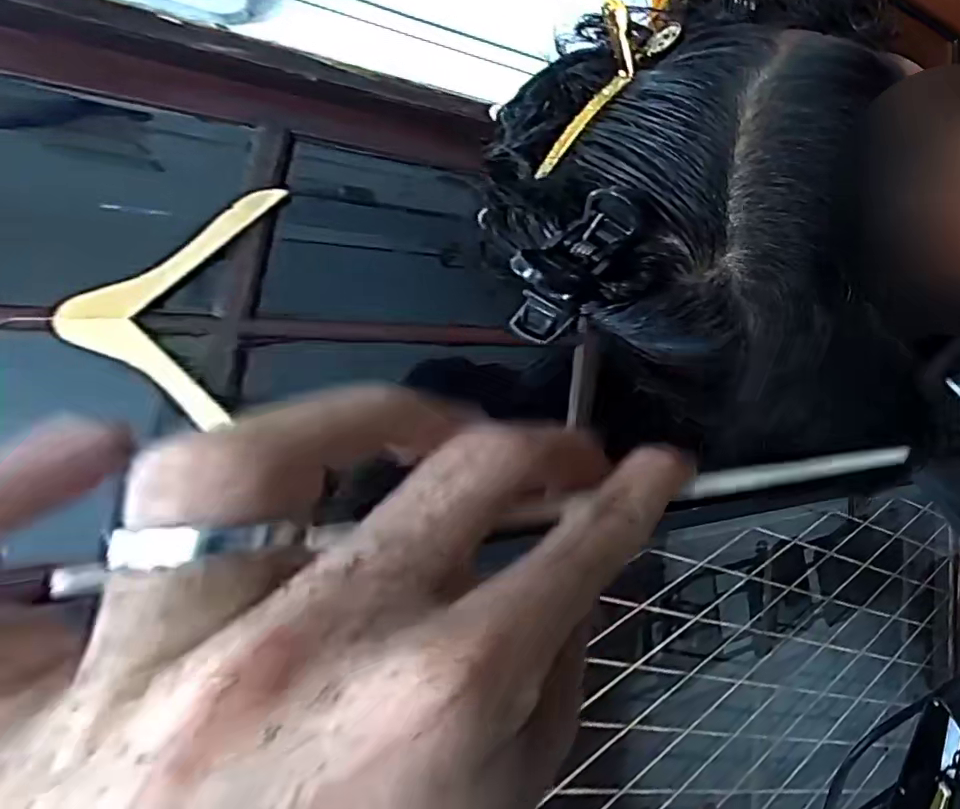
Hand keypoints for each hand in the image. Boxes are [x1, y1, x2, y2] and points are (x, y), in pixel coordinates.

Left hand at [0, 388, 692, 808]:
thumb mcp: (503, 797)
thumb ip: (548, 676)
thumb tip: (567, 579)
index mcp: (444, 693)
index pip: (587, 539)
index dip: (645, 486)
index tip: (664, 464)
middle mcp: (313, 651)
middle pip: (471, 469)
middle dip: (550, 444)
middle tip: (569, 456)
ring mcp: (155, 669)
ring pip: (246, 463)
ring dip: (359, 420)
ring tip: (413, 434)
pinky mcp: (27, 708)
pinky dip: (15, 489)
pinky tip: (83, 444)